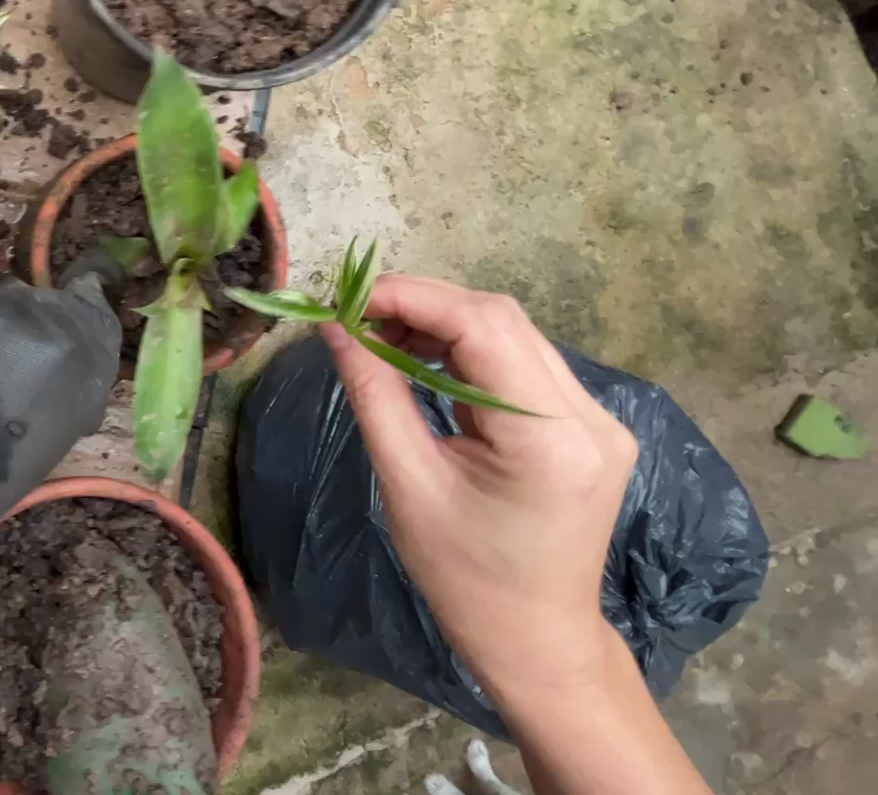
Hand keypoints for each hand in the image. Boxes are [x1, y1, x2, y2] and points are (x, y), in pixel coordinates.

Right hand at [319, 275, 638, 702]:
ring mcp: (595, 416)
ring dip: (435, 321)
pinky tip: (417, 359)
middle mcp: (589, 414)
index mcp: (549, 435)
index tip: (342, 300)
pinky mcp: (581, 422)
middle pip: (499, 318)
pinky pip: (514, 358)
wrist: (532, 633)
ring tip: (376, 337)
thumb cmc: (460, 570)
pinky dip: (458, 346)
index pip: (482, 326)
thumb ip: (373, 392)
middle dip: (418, 303)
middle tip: (351, 316)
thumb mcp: (404, 478)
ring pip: (508, 331)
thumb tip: (334, 328)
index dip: (408, 297)